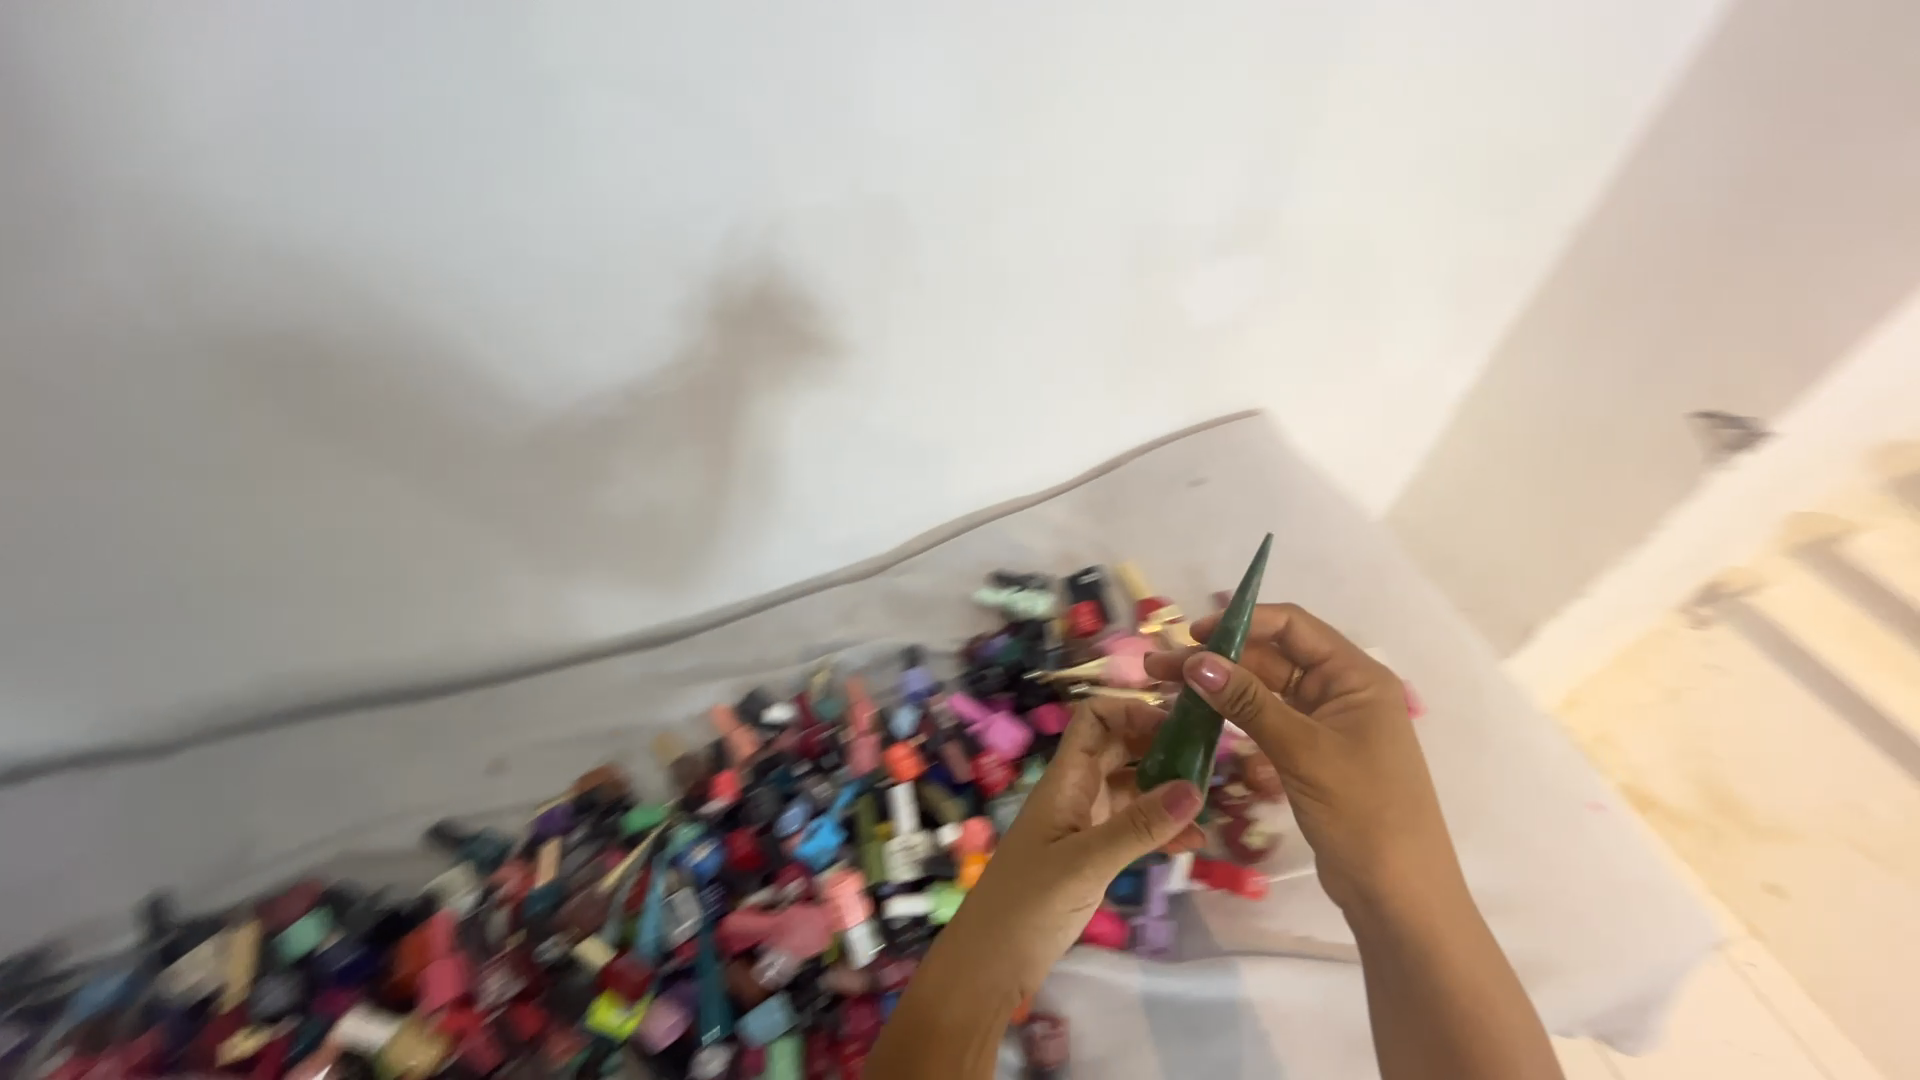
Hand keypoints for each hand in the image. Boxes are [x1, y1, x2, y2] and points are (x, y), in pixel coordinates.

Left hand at [948, 697, 1204, 997]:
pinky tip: (1193, 844)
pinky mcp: (1092, 853)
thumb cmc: (1029, 903)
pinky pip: (1131, 826)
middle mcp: (1075, 791)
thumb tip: (1194, 787)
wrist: (991, 961)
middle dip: (1160, 746)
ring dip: (1166, 789)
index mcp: (1065, 779)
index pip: (1093, 719)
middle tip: (1209, 759)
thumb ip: (1140, 827)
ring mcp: (1083, 822)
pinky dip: (1161, 828)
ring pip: (1130, 787)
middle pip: (1118, 747)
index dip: (1131, 711)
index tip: (1177, 726)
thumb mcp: (1087, 862)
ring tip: (1209, 802)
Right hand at [1145, 603, 1460, 913]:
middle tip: (1160, 666)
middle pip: (1271, 656)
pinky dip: (1232, 717)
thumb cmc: (1364, 813)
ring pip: (1262, 690)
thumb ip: (1247, 703)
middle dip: (1218, 657)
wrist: (1399, 896)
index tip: (1192, 636)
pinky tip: (1196, 718)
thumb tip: (1196, 661)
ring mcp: (1324, 724)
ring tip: (1165, 687)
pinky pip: (1264, 721)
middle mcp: (1340, 691)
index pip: (1293, 625)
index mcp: (1355, 677)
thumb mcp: (1303, 751)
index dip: (1241, 622)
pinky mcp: (1308, 754)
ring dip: (1219, 687)